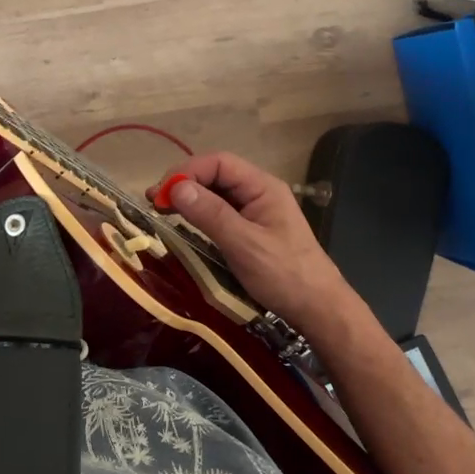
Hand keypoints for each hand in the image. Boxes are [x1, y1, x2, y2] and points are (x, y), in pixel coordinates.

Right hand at [158, 152, 356, 329]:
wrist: (320, 310)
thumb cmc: (285, 275)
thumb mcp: (244, 244)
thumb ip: (211, 214)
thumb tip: (176, 187)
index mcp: (263, 187)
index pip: (218, 163)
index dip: (186, 172)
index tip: (162, 194)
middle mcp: (258, 193)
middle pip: (214, 174)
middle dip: (183, 183)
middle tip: (154, 202)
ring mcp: (255, 211)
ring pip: (215, 193)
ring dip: (187, 198)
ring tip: (161, 210)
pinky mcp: (250, 230)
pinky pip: (219, 212)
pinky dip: (197, 213)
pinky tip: (183, 223)